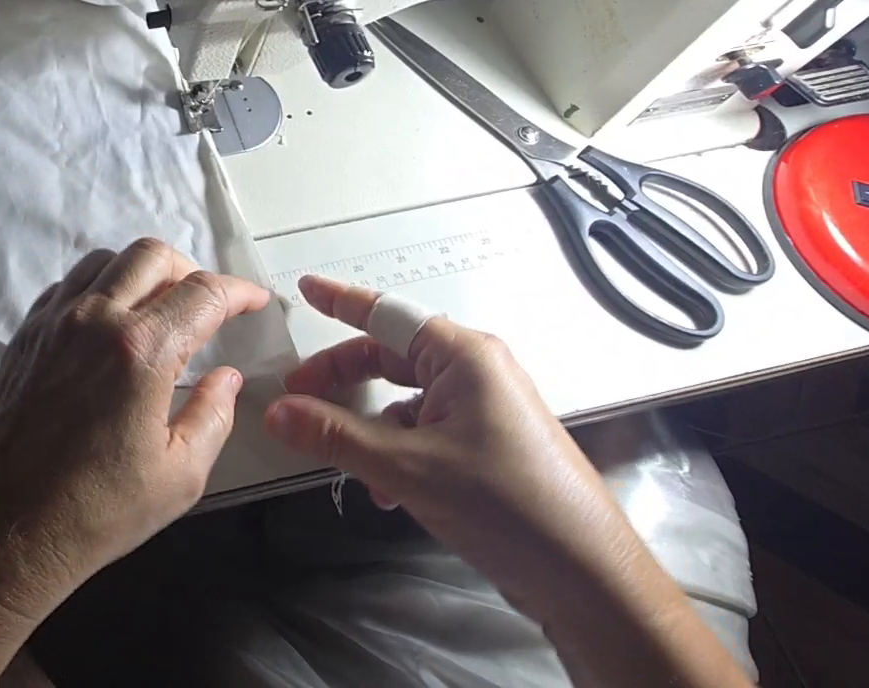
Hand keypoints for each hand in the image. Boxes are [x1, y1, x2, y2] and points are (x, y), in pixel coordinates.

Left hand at [0, 239, 269, 681]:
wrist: (7, 530)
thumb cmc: (98, 510)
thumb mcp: (180, 475)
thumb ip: (214, 414)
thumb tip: (228, 377)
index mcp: (142, 350)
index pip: (202, 294)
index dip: (238, 291)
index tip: (254, 300)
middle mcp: (95, 319)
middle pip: (150, 255)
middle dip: (188, 270)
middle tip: (202, 305)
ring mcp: (53, 321)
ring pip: (104, 261)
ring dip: (139, 274)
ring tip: (155, 309)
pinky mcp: (25, 334)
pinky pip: (66, 285)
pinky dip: (96, 288)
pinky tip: (106, 323)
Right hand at [262, 277, 751, 687]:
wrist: (589, 580)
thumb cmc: (506, 506)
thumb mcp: (406, 468)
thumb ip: (335, 435)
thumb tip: (279, 412)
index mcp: (463, 356)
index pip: (386, 313)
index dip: (340, 301)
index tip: (306, 288)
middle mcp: (476, 372)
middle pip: (391, 356)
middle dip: (343, 376)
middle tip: (299, 392)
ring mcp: (484, 409)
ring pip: (405, 399)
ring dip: (368, 425)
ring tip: (340, 456)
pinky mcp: (488, 444)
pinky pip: (425, 429)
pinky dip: (395, 450)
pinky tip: (384, 490)